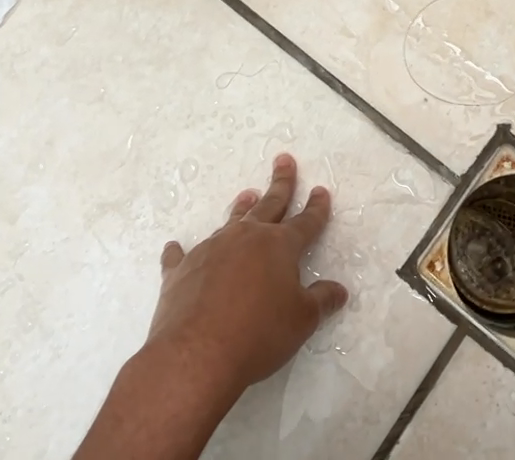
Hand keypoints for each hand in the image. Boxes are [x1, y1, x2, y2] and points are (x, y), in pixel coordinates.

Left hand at [147, 154, 349, 391]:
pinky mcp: (181, 270)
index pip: (305, 222)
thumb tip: (339, 290)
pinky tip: (175, 247)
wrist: (195, 355)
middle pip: (269, 205)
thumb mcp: (302, 321)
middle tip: (284, 160)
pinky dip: (180, 251)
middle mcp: (246, 238)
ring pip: (231, 221)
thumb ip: (321, 301)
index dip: (316, 208)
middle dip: (281, 183)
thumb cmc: (258, 334)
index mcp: (279, 246)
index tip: (321, 191)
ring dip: (241, 207)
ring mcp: (211, 250)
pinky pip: (181, 255)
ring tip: (247, 194)